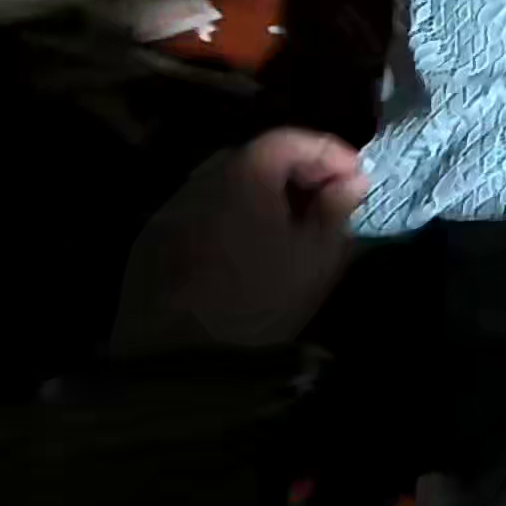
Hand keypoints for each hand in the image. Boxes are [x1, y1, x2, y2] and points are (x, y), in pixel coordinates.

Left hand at [110, 128, 367, 354]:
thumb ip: (337, 206)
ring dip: (263, 187)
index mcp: (241, 184)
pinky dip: (234, 208)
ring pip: (222, 180)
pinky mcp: (150, 246)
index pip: (286, 139)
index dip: (328, 149)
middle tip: (326, 191)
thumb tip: (350, 181)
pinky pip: (200, 208)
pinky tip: (253, 237)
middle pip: (251, 154)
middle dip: (296, 165)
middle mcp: (196, 190)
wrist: (183, 365)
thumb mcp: (322, 251)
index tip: (355, 175)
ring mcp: (167, 217)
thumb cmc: (267, 297)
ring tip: (292, 215)